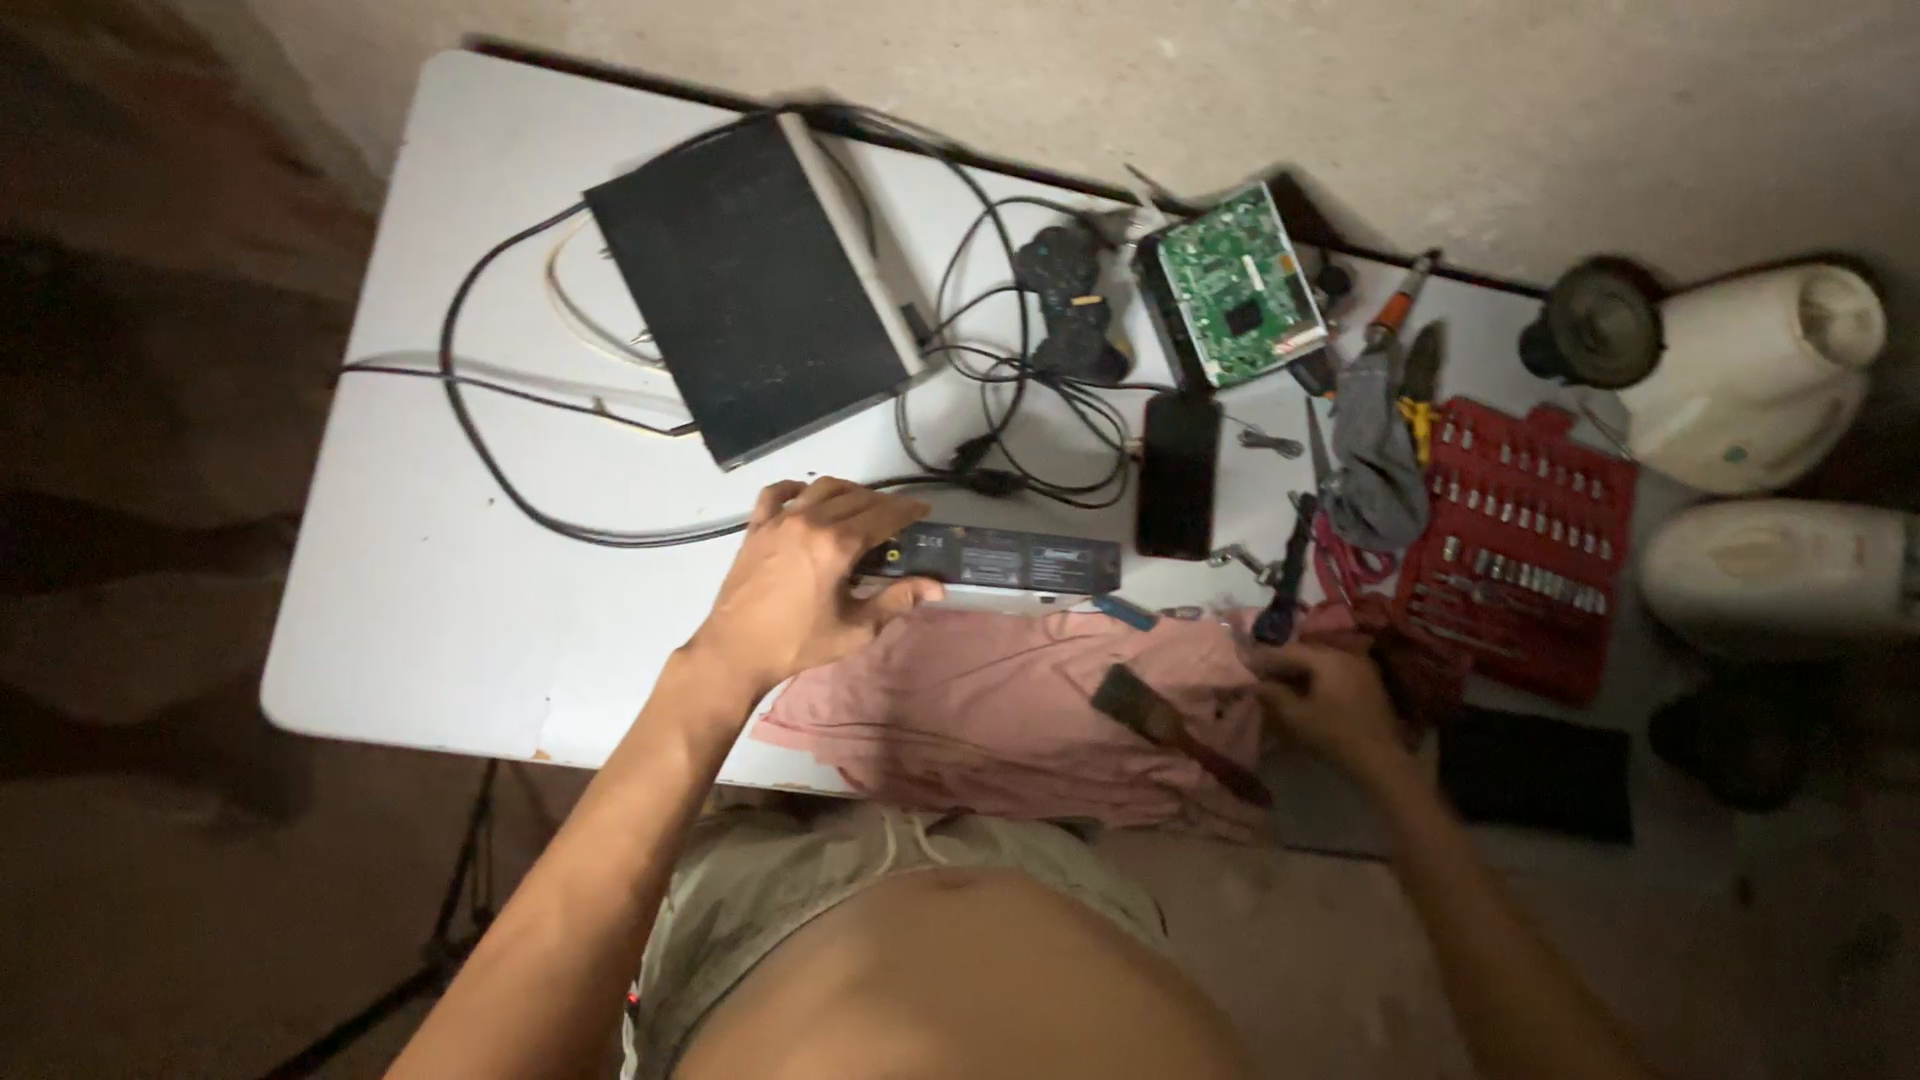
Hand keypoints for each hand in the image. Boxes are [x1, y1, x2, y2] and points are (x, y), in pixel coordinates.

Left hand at [687, 478, 942, 696]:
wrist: (736, 651)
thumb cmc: (799, 643)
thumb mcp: (856, 628)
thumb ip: (897, 600)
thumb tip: (936, 587)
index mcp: (837, 545)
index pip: (882, 515)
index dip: (906, 510)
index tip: (922, 509)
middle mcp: (810, 521)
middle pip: (856, 498)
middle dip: (882, 502)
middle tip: (896, 516)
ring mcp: (779, 521)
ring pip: (821, 488)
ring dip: (847, 491)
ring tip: (860, 505)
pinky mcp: (756, 528)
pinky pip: (776, 493)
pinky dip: (795, 488)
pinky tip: (805, 496)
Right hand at [1245, 640, 1412, 783]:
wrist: (1381, 761)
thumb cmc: (1333, 735)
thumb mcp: (1295, 716)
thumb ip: (1271, 694)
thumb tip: (1253, 683)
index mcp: (1328, 659)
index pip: (1288, 651)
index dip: (1264, 657)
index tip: (1245, 663)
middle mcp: (1347, 656)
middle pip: (1306, 653)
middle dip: (1282, 662)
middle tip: (1261, 674)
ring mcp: (1362, 668)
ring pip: (1321, 662)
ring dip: (1300, 670)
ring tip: (1280, 683)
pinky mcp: (1369, 683)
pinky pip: (1335, 671)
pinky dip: (1317, 677)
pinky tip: (1306, 690)